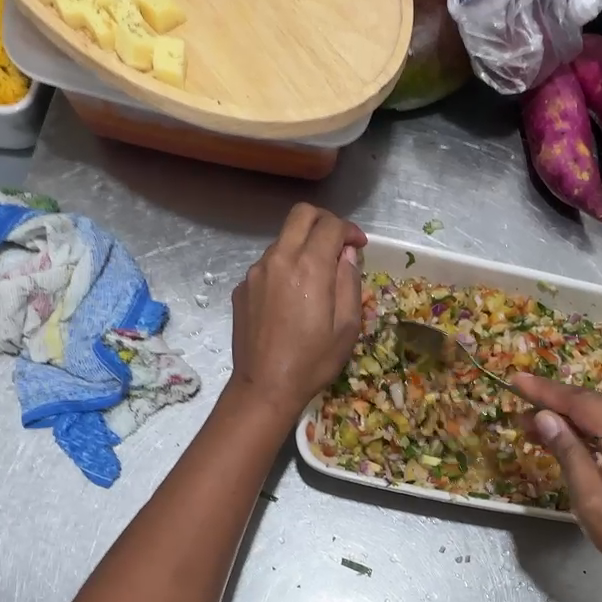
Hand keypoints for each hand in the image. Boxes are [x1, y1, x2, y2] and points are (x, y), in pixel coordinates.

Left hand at [227, 203, 366, 420]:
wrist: (265, 386)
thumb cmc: (313, 362)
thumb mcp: (347, 327)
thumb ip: (349, 283)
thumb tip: (347, 255)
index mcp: (309, 267)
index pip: (330, 225)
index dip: (350, 230)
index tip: (359, 246)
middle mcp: (279, 259)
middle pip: (301, 215)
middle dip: (324, 221)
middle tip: (338, 244)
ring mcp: (256, 272)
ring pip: (283, 240)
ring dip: (303, 247)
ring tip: (316, 278)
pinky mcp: (242, 288)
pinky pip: (268, 266)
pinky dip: (285, 269)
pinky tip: (292, 299)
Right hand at [514, 374, 601, 586]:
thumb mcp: (591, 503)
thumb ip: (569, 454)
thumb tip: (543, 417)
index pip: (583, 404)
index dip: (547, 392)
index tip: (517, 380)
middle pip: (596, 402)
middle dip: (556, 403)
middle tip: (519, 407)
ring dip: (572, 414)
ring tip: (536, 423)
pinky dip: (592, 425)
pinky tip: (569, 433)